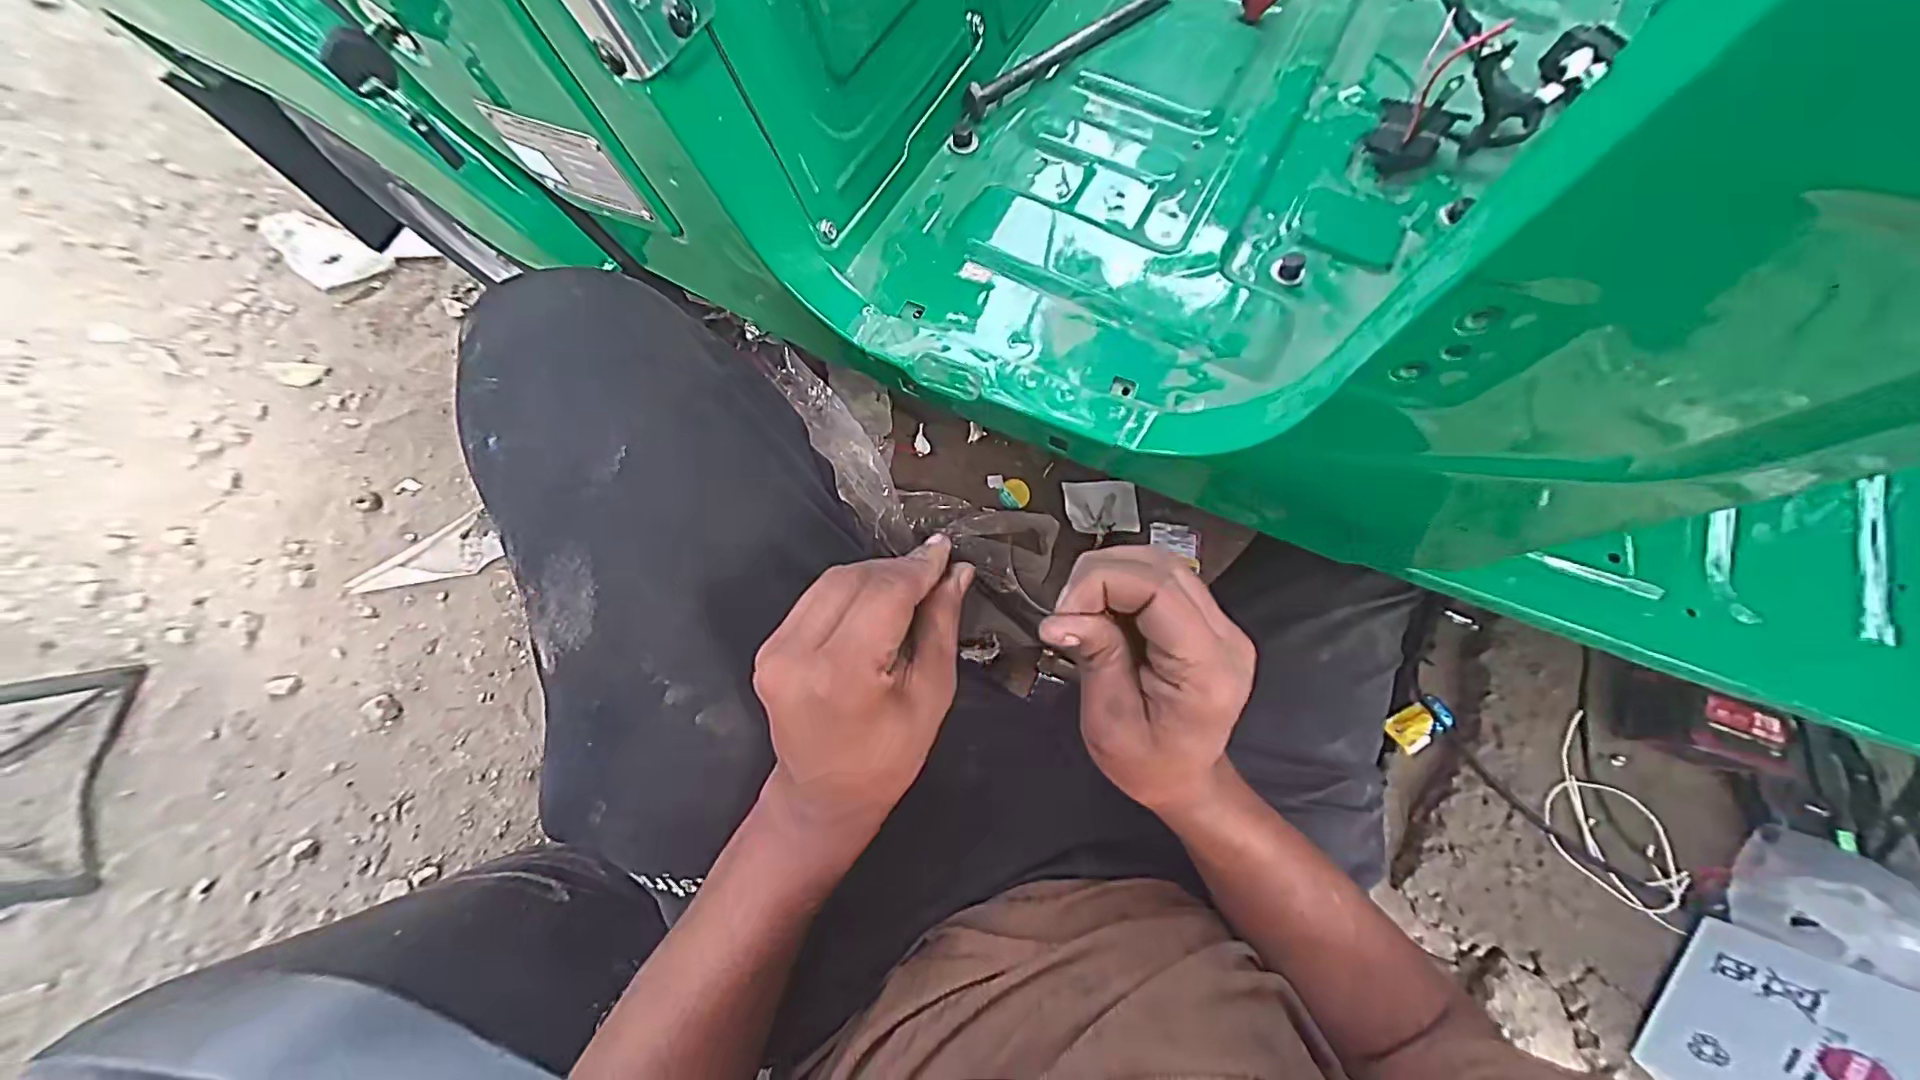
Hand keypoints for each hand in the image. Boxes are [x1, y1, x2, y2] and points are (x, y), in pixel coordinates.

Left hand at [753, 535, 972, 833]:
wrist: (823, 796)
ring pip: (832, 580)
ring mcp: (775, 650)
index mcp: (841, 674)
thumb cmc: (885, 760)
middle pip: (855, 579)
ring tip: (910, 587)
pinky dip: (851, 589)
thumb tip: (956, 574)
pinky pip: (816, 597)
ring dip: (875, 575)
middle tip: (934, 572)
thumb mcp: (931, 696)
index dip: (919, 566)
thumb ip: (940, 627)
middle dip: (899, 569)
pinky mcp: (769, 648)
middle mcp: (797, 655)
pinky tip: (876, 602)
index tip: (945, 551)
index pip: (884, 592)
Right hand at [1039, 546, 1255, 814]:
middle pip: (1160, 566)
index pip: (1158, 588)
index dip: (1101, 583)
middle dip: (1100, 574)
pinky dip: (1124, 582)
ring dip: (1110, 573)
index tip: (1063, 613)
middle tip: (1067, 611)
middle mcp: (1225, 637)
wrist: (1186, 778)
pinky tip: (1104, 608)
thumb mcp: (1109, 723)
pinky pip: (1163, 579)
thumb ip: (1096, 658)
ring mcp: (1222, 625)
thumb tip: (1059, 618)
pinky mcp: (1208, 620)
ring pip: (1161, 563)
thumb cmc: (1148, 764)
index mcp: (1207, 668)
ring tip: (1082, 609)